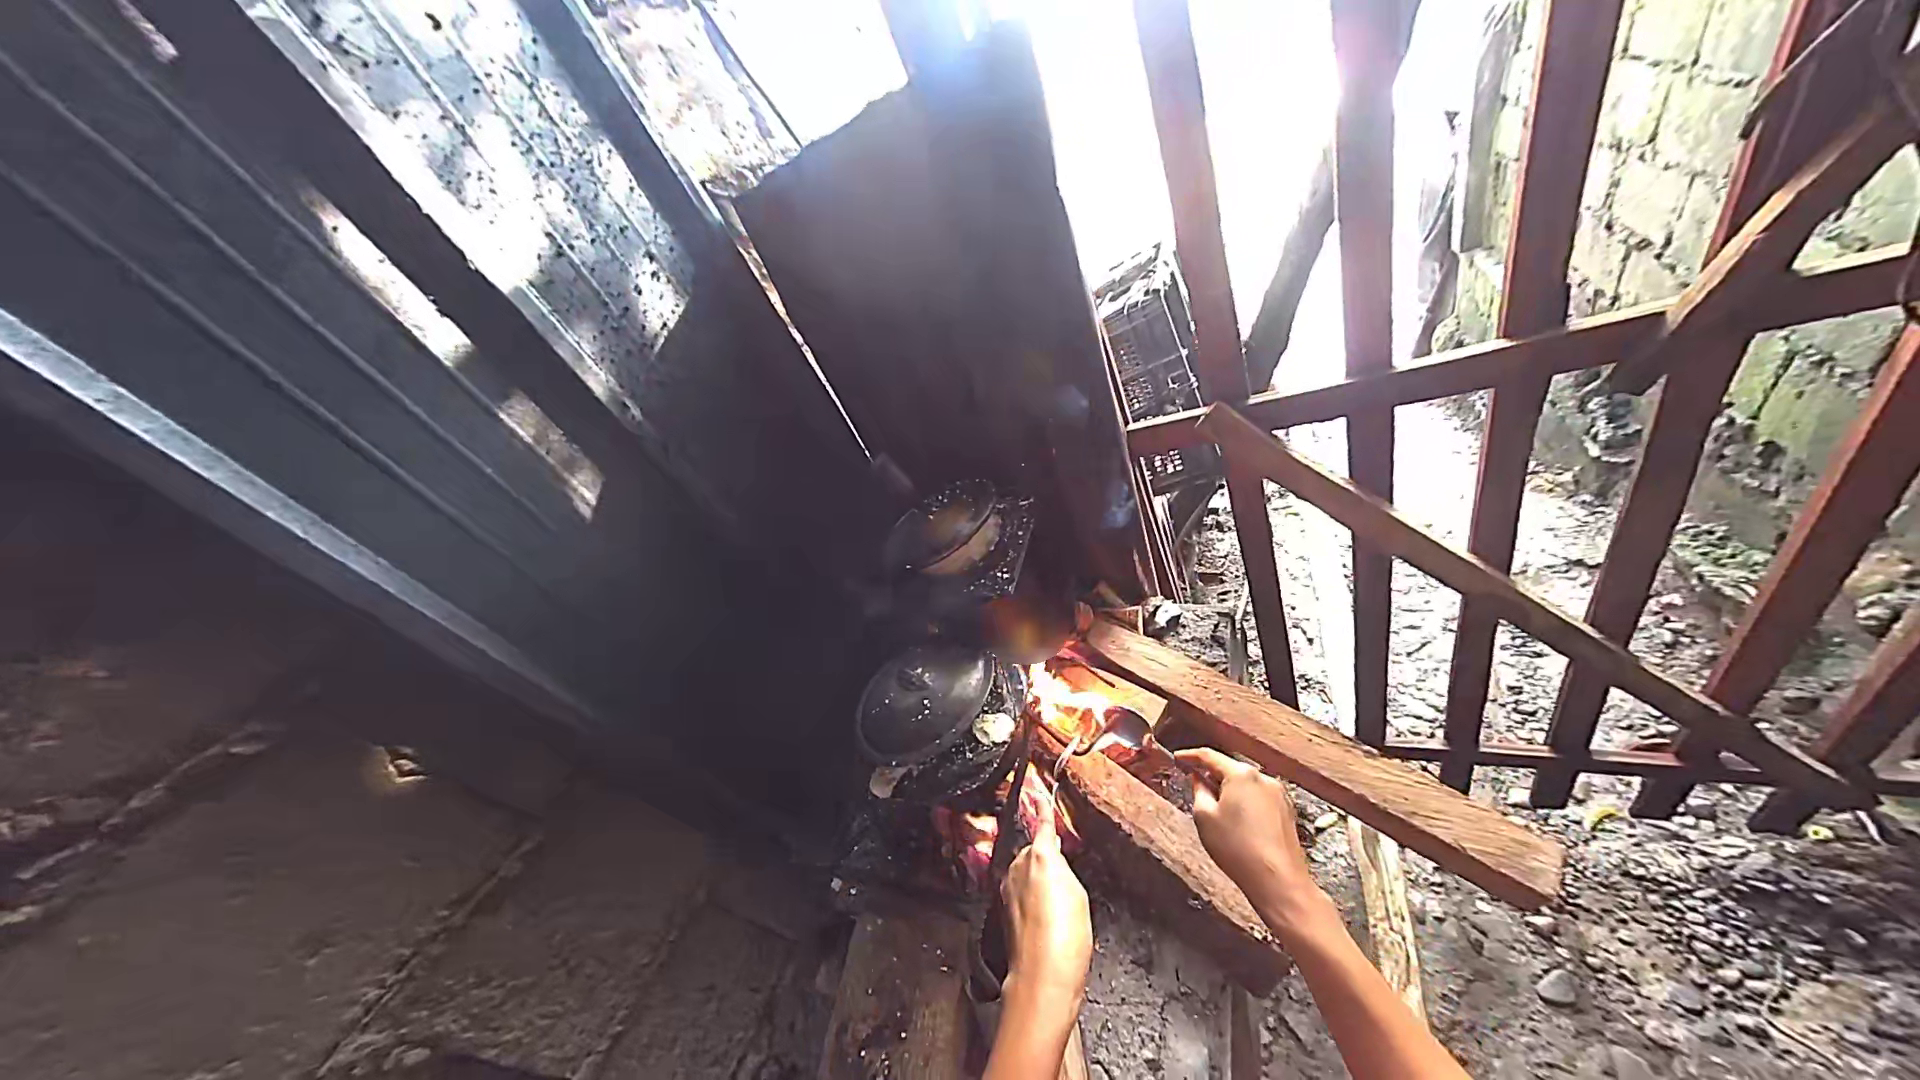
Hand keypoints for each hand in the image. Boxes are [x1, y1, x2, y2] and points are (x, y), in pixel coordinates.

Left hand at [1000, 788, 1091, 1000]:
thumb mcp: (1078, 894)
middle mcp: (1018, 866)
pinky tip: (1047, 921)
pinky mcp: (1004, 906)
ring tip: (1059, 912)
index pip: (1042, 823)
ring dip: (1039, 883)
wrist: (1043, 978)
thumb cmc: (1065, 939)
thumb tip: (1056, 863)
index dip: (1042, 807)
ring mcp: (1008, 886)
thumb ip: (1064, 868)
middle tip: (1067, 888)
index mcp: (1040, 855)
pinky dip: (1032, 899)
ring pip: (1026, 872)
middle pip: (1034, 850)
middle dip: (1047, 861)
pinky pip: (1020, 891)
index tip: (1039, 794)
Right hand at [1176, 748, 1324, 932]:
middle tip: (1193, 783)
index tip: (1179, 757)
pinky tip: (1235, 823)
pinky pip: (1258, 798)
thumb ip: (1198, 790)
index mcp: (1241, 775)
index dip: (1190, 756)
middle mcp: (1263, 779)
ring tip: (1214, 811)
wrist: (1278, 882)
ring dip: (1228, 791)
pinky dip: (1244, 804)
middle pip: (1230, 769)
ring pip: (1244, 785)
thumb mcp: (1204, 817)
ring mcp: (1278, 796)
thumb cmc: (1239, 850)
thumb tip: (1198, 779)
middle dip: (1210, 775)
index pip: (1209, 756)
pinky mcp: (1286, 812)